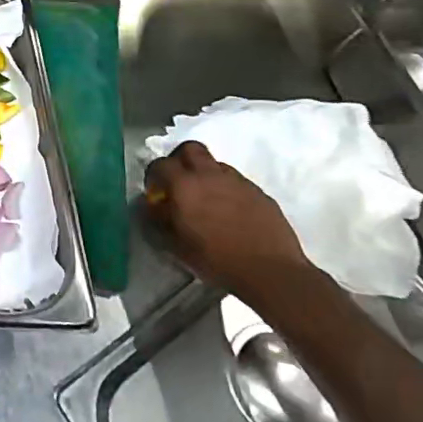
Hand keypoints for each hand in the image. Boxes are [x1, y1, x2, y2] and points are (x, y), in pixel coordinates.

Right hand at [143, 141, 313, 300]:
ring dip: (206, 176)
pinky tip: (231, 213)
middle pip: (191, 148)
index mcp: (184, 185)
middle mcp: (210, 175)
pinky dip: (228, 191)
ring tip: (207, 201)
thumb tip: (151, 204)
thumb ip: (158, 218)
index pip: (160, 164)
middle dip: (180, 160)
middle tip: (179, 182)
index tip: (155, 192)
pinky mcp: (261, 194)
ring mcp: (239, 183)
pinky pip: (238, 183)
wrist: (271, 272)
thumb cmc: (215, 258)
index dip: (153, 175)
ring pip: (217, 165)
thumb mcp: (174, 243)